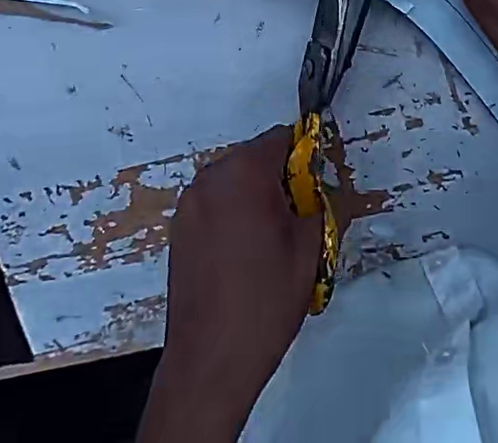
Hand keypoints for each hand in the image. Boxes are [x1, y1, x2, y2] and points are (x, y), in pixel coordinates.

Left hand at [138, 125, 321, 442]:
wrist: (211, 358)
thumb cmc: (267, 299)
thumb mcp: (310, 247)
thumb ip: (317, 200)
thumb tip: (318, 183)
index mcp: (244, 172)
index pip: (281, 138)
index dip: (305, 154)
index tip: (319, 182)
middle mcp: (210, 177)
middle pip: (254, 158)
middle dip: (280, 178)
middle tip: (300, 216)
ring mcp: (189, 202)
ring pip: (233, 181)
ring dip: (255, 195)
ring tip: (272, 239)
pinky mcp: (178, 227)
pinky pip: (214, 203)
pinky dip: (232, 213)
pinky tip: (245, 252)